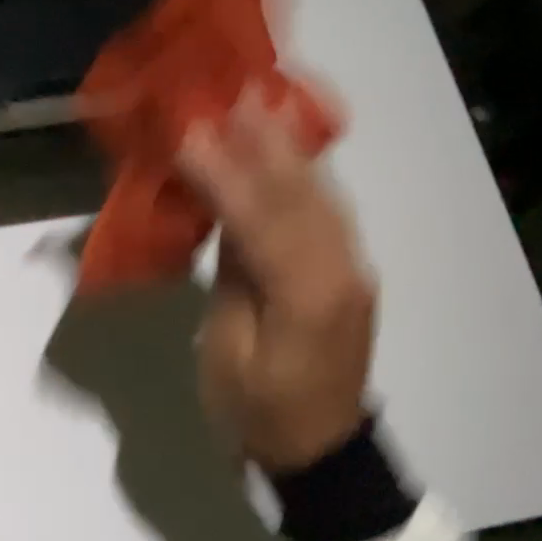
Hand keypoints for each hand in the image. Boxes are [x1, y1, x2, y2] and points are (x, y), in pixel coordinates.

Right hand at [183, 84, 375, 473]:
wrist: (318, 448)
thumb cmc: (256, 411)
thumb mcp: (228, 352)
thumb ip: (234, 279)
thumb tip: (228, 220)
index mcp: (305, 297)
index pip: (262, 219)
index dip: (225, 173)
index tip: (190, 133)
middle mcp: (340, 270)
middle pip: (300, 194)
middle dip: (264, 142)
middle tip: (230, 93)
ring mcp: (352, 269)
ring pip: (320, 195)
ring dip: (286, 148)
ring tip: (255, 104)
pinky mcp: (348, 273)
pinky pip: (325, 212)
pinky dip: (301, 176)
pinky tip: (283, 151)